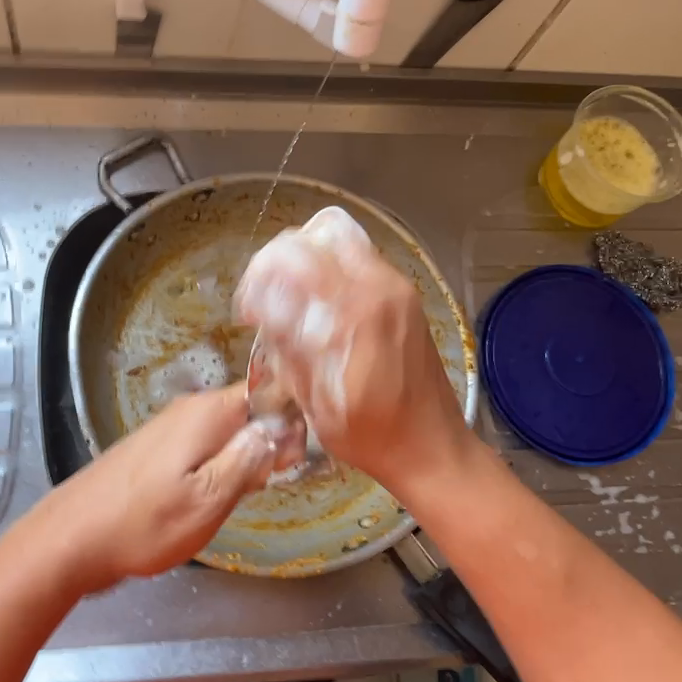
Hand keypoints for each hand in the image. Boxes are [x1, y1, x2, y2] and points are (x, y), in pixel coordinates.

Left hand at [39, 384, 275, 592]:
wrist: (71, 539)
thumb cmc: (142, 524)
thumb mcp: (208, 499)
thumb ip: (248, 459)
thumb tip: (282, 428)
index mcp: (208, 413)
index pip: (268, 391)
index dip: (291, 420)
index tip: (295, 456)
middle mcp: (189, 411)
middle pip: (249, 412)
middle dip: (268, 443)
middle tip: (265, 485)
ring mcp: (170, 429)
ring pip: (227, 433)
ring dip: (242, 460)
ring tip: (238, 496)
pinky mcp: (157, 450)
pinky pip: (204, 448)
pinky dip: (216, 468)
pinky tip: (208, 499)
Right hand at [234, 207, 473, 490]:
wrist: (434, 448)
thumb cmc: (373, 437)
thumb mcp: (318, 403)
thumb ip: (289, 349)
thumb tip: (262, 308)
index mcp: (357, 312)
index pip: (295, 257)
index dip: (259, 276)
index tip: (248, 311)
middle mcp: (381, 287)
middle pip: (318, 233)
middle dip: (281, 260)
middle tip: (266, 298)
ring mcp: (398, 288)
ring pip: (341, 240)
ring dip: (306, 262)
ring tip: (290, 301)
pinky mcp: (406, 296)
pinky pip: (360, 261)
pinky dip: (330, 272)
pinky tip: (319, 310)